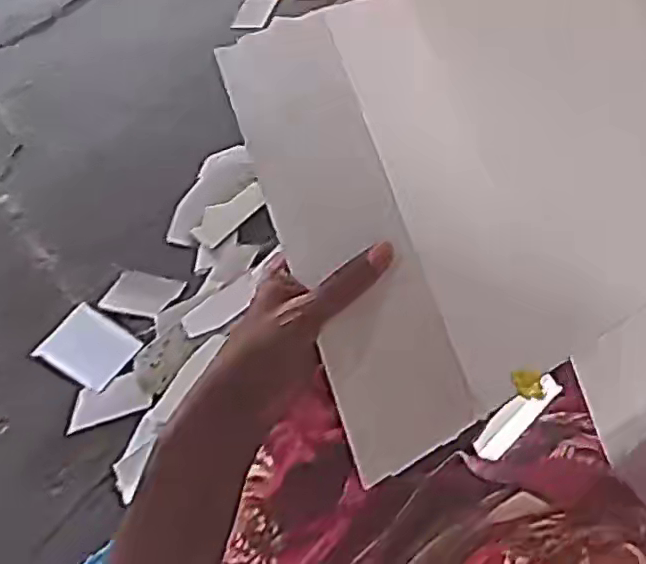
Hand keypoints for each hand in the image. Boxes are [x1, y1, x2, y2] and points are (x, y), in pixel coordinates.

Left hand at [195, 243, 393, 425]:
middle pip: (343, 272)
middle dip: (369, 266)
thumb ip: (343, 285)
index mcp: (286, 275)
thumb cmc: (250, 361)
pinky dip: (372, 321)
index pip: (325, 245)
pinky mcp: (327, 343)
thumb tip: (382, 252)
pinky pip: (357, 325)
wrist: (237, 418)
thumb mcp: (301, 314)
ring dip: (373, 295)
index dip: (353, 235)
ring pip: (352, 299)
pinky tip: (395, 313)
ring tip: (408, 279)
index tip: (387, 227)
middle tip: (404, 252)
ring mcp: (315, 318)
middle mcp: (302, 293)